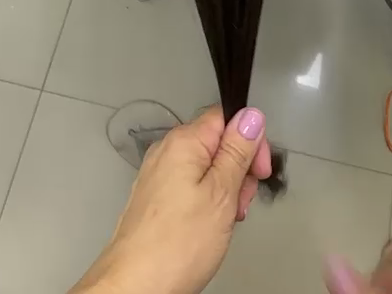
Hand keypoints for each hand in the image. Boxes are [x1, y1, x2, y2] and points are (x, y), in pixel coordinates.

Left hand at [71, 106, 274, 293]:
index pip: (227, 116)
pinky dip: (206, 202)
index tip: (259, 171)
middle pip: (217, 142)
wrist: (132, 288)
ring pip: (206, 167)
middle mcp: (168, 150)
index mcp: (184, 140)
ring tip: (224, 222)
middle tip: (239, 204)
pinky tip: (207, 228)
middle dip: (238, 169)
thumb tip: (251, 115)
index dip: (250, 140)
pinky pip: (190, 186)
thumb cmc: (176, 244)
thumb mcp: (221, 194)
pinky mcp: (155, 198)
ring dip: (225, 189)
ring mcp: (159, 174)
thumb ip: (238, 151)